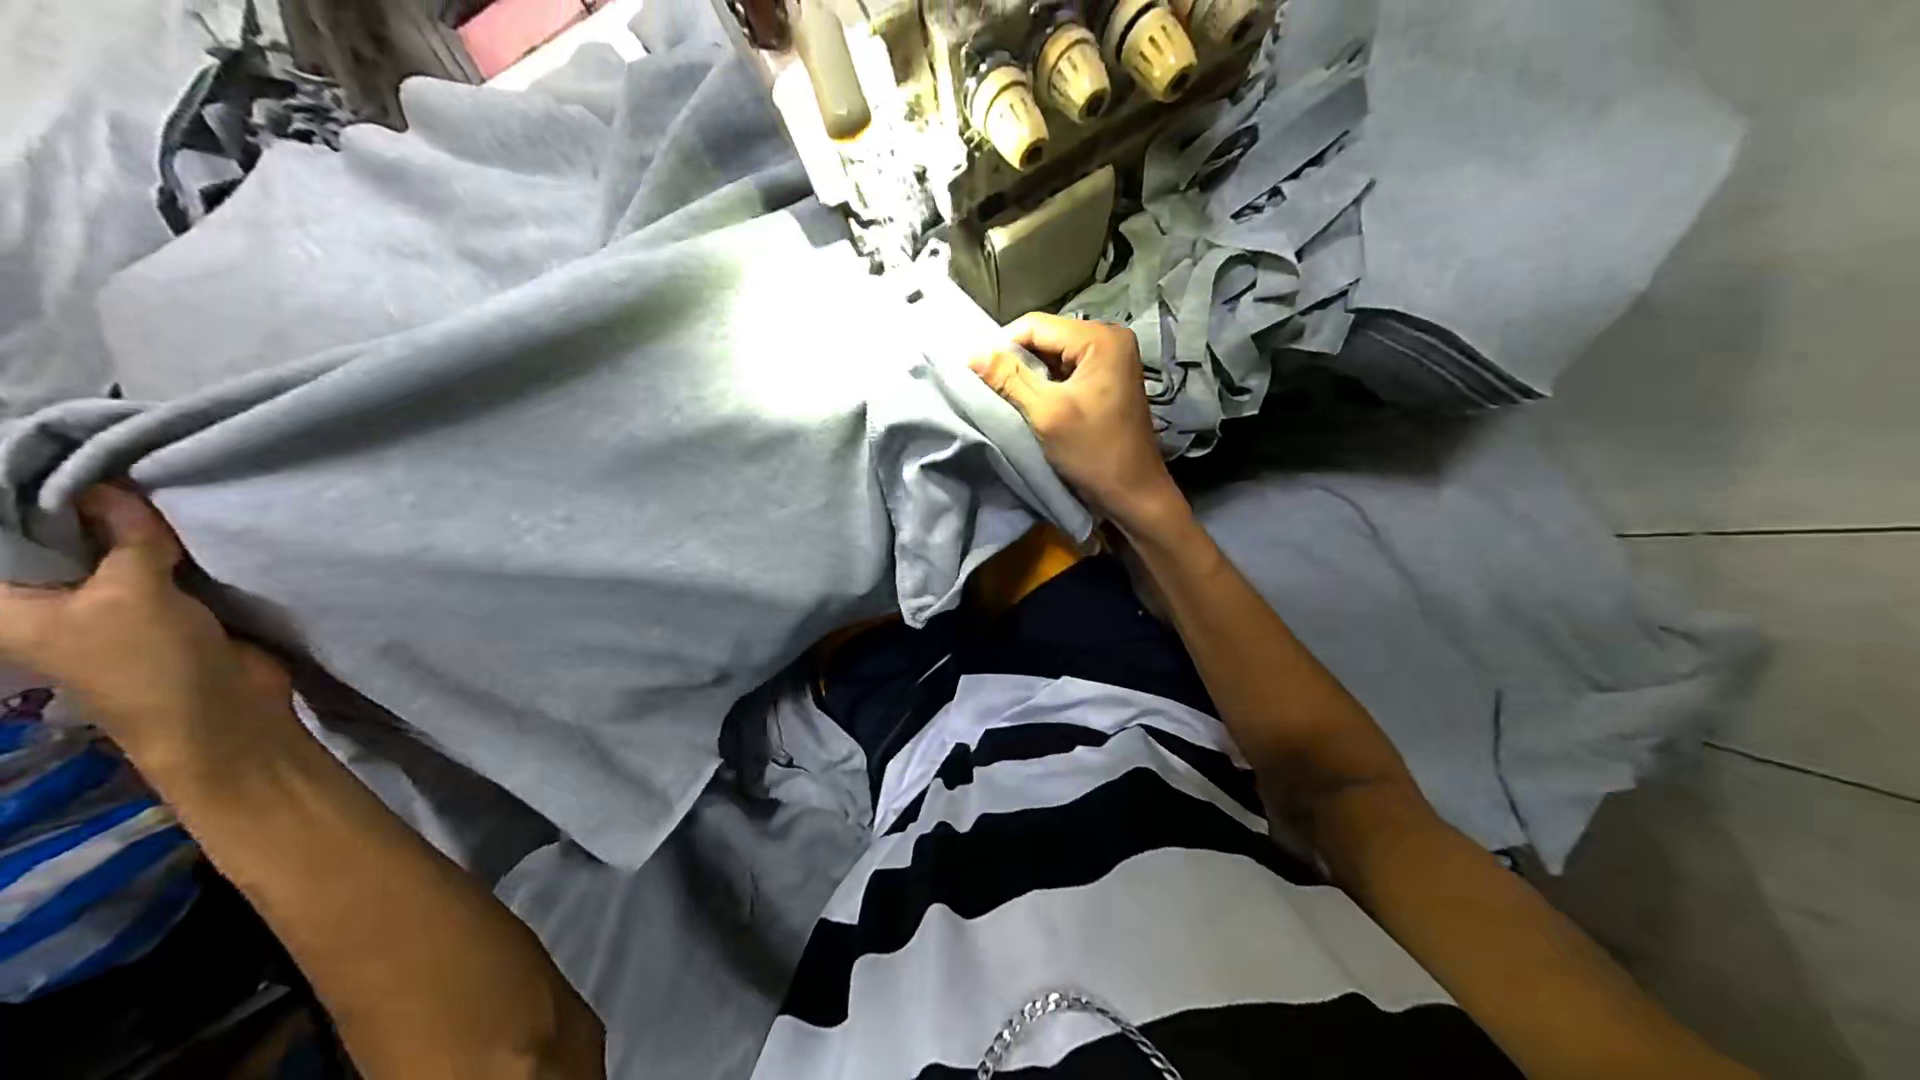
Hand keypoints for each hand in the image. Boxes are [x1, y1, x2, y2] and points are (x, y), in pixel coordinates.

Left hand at [0, 485, 298, 776]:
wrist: (223, 712)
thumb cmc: (151, 661)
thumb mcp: (131, 593)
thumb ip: (126, 538)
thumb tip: (109, 485)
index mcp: (7, 603)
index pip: (0, 537)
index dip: (22, 498)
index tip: (56, 457)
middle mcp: (50, 600)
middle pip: (55, 538)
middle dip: (85, 505)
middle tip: (115, 460)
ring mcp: (111, 604)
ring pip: (112, 550)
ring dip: (135, 525)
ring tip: (152, 479)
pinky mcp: (166, 608)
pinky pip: (159, 565)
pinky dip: (172, 545)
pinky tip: (186, 518)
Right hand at [969, 313, 1190, 533]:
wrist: (1133, 493)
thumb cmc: (1093, 452)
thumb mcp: (1046, 413)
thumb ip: (1009, 378)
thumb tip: (972, 354)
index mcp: (1101, 338)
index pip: (1036, 325)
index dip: (1002, 346)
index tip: (978, 373)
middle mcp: (1109, 338)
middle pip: (1045, 337)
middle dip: (1016, 361)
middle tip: (991, 387)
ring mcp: (1110, 359)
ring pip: (1053, 355)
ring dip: (1028, 374)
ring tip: (1008, 397)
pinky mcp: (1107, 379)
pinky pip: (1066, 371)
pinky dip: (1045, 384)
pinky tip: (1031, 403)